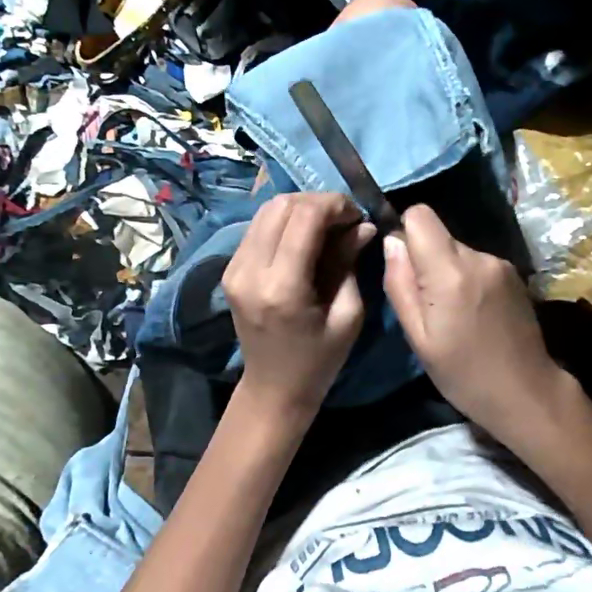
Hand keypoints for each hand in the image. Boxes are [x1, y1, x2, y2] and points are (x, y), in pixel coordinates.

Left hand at [224, 193, 376, 416]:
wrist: (273, 388)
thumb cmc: (319, 360)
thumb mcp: (347, 315)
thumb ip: (349, 263)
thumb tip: (362, 225)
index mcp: (282, 287)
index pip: (304, 218)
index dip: (334, 205)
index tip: (357, 215)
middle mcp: (250, 271)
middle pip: (281, 205)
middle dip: (318, 202)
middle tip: (344, 220)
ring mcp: (233, 268)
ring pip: (266, 210)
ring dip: (300, 208)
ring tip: (327, 226)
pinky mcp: (229, 269)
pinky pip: (257, 227)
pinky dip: (284, 222)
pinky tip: (305, 237)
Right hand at [381, 204, 569, 442]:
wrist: (525, 391)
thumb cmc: (462, 373)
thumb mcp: (417, 336)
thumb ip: (400, 283)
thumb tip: (392, 242)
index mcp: (450, 271)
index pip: (420, 215)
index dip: (405, 232)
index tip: (405, 266)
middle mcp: (479, 257)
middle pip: (439, 235)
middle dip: (426, 259)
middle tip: (428, 303)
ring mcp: (501, 264)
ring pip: (458, 250)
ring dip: (449, 271)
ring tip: (454, 313)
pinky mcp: (515, 274)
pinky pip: (478, 263)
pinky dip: (468, 279)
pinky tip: (475, 313)